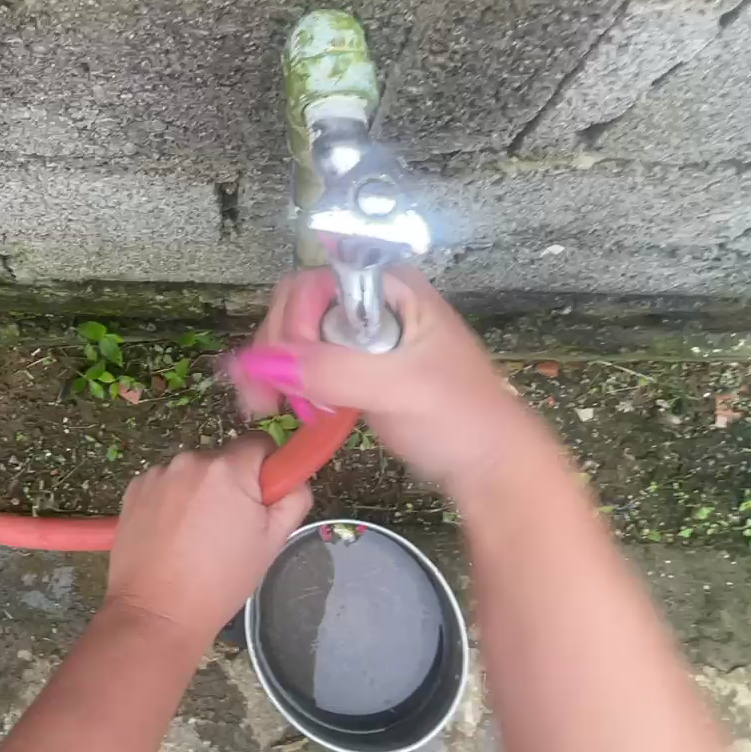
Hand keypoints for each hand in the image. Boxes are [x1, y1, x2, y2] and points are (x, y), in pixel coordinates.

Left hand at [103, 436, 311, 643]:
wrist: (156, 613)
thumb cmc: (221, 581)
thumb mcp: (272, 544)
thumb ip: (293, 499)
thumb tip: (294, 477)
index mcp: (229, 469)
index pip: (259, 443)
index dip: (265, 469)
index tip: (261, 499)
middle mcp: (191, 459)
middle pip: (224, 459)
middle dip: (231, 484)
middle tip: (229, 527)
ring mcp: (159, 472)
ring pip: (193, 472)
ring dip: (199, 491)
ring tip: (195, 537)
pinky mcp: (134, 486)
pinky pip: (166, 482)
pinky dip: (171, 499)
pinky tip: (170, 535)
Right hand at [230, 266, 541, 490]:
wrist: (491, 468)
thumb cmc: (460, 419)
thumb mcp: (397, 389)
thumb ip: (332, 371)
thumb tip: (259, 362)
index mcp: (390, 287)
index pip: (314, 283)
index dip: (294, 322)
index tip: (291, 369)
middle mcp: (371, 301)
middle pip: (296, 306)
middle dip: (278, 350)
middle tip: (267, 396)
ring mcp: (362, 335)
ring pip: (295, 335)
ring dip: (277, 369)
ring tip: (280, 408)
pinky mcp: (355, 365)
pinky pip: (306, 362)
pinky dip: (290, 383)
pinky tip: (291, 409)